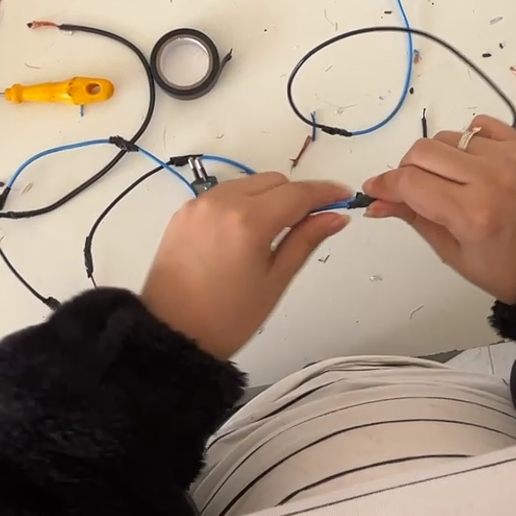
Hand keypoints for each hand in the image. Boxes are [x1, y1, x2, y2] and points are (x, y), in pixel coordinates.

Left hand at [141, 173, 353, 358]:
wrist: (172, 334)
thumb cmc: (227, 317)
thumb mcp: (275, 281)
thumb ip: (306, 240)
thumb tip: (335, 217)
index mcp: (249, 221)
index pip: (297, 194)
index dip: (325, 192)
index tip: (344, 195)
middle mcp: (222, 202)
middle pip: (274, 181)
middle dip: (296, 196)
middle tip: (311, 222)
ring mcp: (200, 204)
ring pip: (249, 183)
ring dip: (269, 196)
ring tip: (278, 229)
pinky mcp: (185, 211)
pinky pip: (224, 194)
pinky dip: (243, 202)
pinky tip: (248, 229)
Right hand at [362, 115, 515, 303]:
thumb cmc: (502, 266)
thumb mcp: (451, 251)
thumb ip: (412, 217)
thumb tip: (375, 200)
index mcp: (471, 215)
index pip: (409, 182)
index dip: (385, 184)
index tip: (375, 188)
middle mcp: (491, 180)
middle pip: (423, 151)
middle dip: (407, 169)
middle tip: (414, 188)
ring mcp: (511, 159)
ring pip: (447, 137)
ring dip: (438, 157)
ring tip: (450, 180)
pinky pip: (480, 125)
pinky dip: (467, 140)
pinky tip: (472, 163)